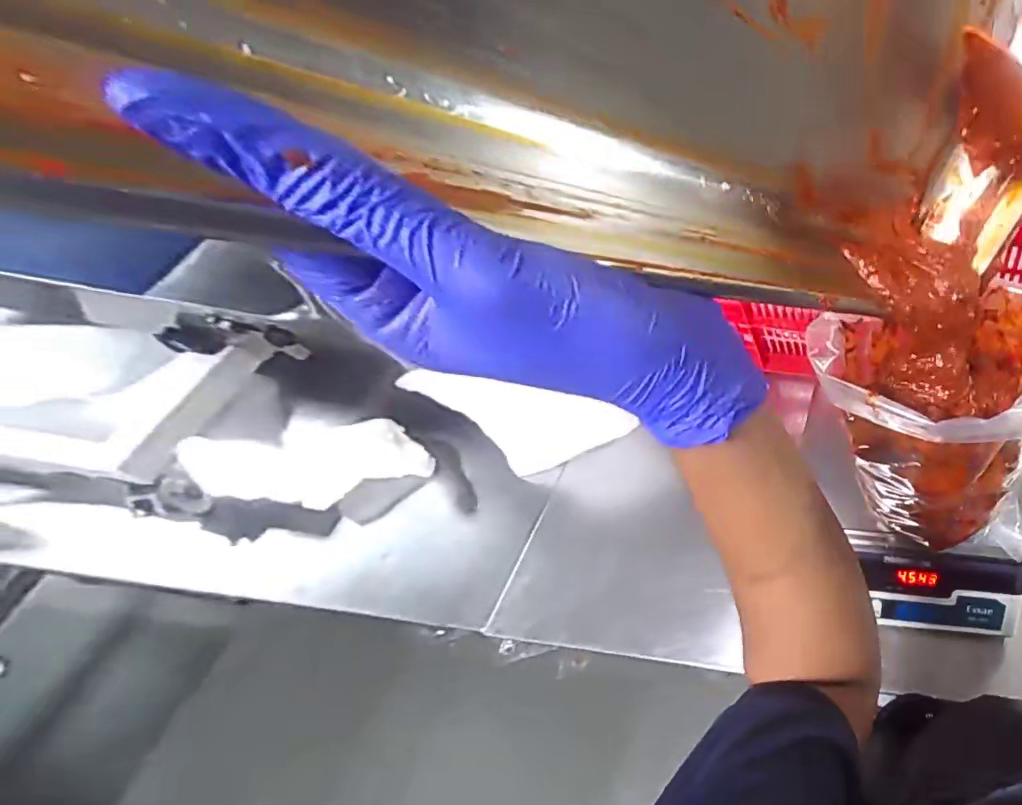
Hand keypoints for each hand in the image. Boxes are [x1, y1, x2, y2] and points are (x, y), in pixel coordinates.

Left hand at [103, 69, 764, 448]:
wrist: (685, 362)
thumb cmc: (583, 333)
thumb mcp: (467, 269)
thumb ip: (354, 199)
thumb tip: (185, 118)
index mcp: (397, 314)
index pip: (294, 227)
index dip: (259, 162)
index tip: (247, 79)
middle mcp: (432, 295)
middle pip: (357, 208)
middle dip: (346, 150)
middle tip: (337, 73)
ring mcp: (486, 275)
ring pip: (421, 198)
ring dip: (413, 152)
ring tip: (413, 102)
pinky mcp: (532, 258)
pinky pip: (477, 202)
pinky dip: (469, 169)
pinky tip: (477, 138)